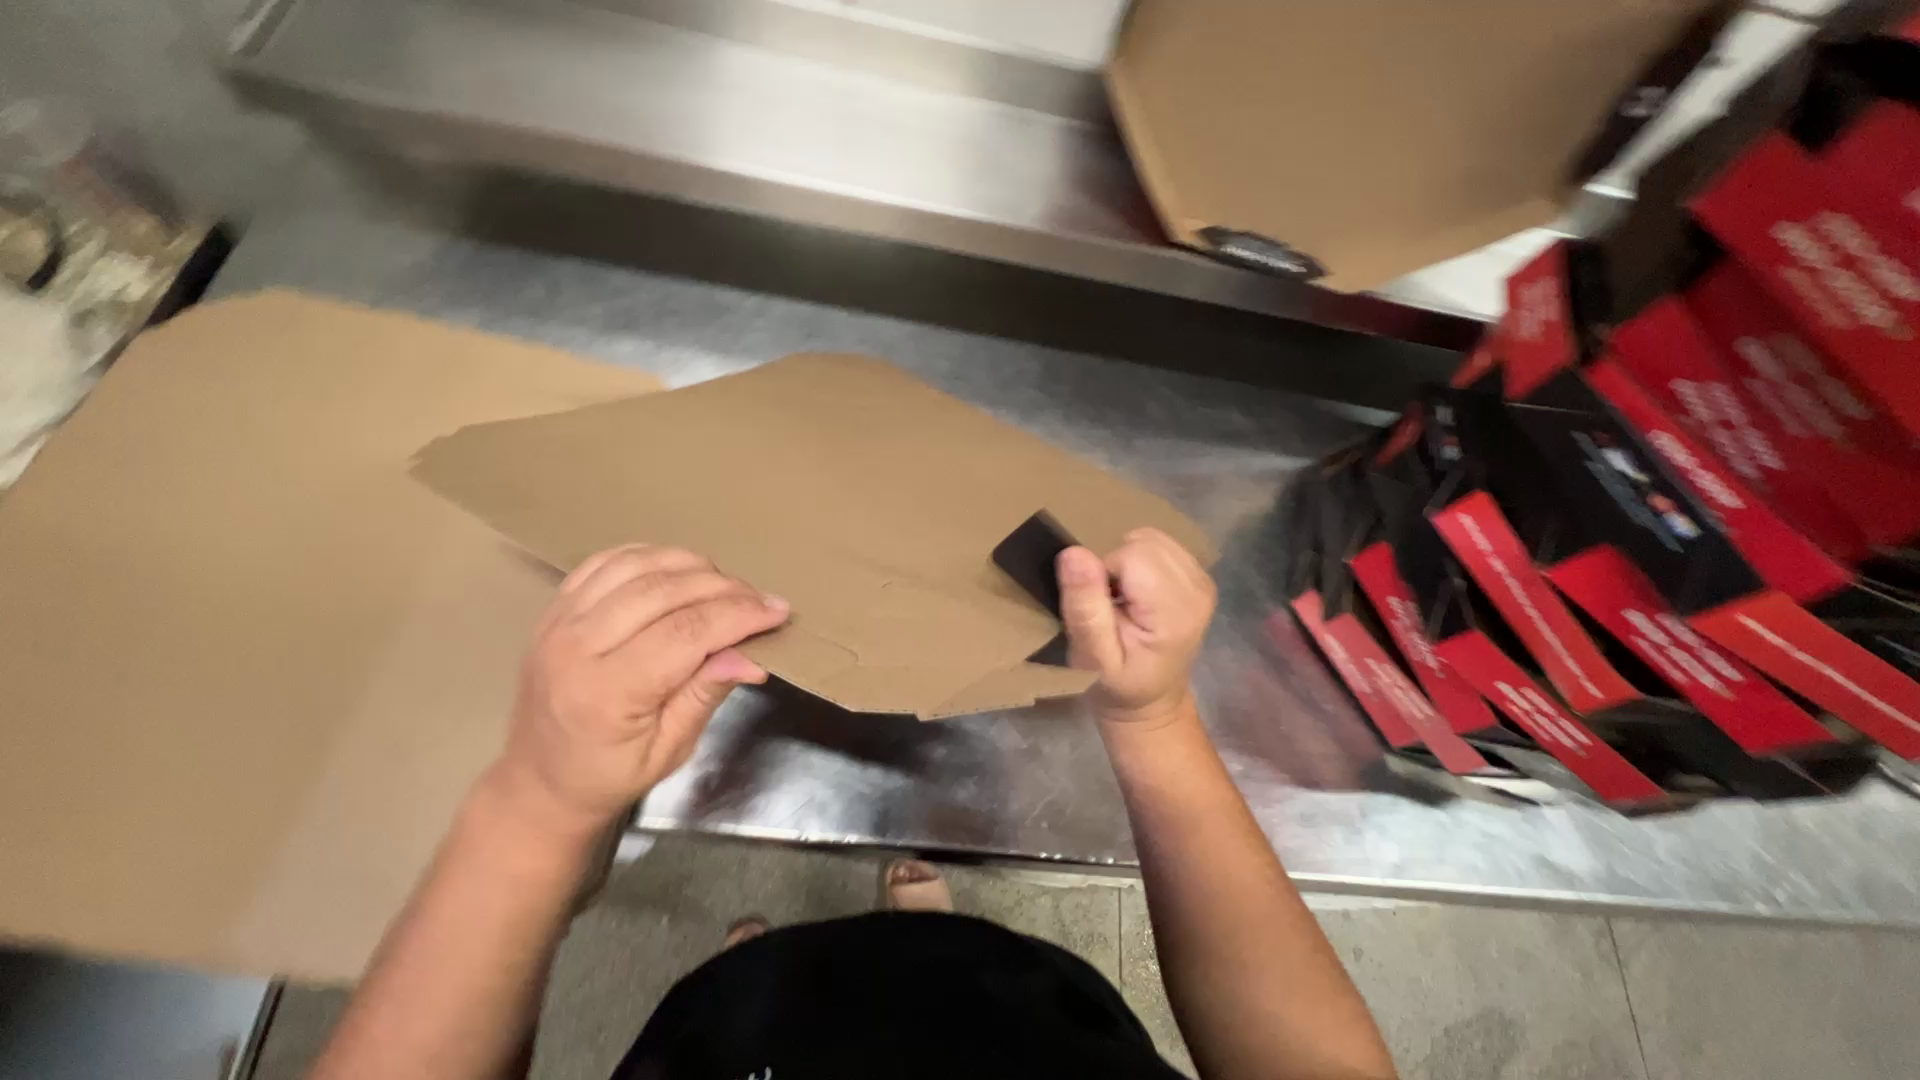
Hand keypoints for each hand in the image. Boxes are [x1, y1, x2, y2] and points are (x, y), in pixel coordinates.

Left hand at [484, 544, 789, 838]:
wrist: (538, 778)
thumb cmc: (609, 773)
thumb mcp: (670, 750)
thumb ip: (706, 693)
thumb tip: (752, 657)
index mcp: (606, 692)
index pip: (685, 633)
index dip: (738, 616)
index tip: (778, 611)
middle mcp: (576, 646)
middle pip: (664, 591)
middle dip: (724, 589)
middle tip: (762, 599)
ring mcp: (559, 620)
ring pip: (638, 566)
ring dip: (692, 566)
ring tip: (726, 587)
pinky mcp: (554, 607)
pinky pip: (608, 561)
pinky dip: (652, 557)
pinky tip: (681, 572)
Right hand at [1056, 527, 1215, 725]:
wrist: (1150, 701)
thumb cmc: (1117, 684)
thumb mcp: (1090, 656)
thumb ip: (1084, 607)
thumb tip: (1074, 553)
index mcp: (1176, 611)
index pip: (1130, 556)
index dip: (1104, 574)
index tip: (1104, 609)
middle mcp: (1197, 589)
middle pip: (1143, 543)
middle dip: (1116, 566)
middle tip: (1112, 605)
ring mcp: (1202, 581)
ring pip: (1151, 539)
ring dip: (1127, 562)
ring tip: (1123, 598)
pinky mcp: (1198, 576)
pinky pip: (1160, 545)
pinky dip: (1140, 561)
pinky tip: (1138, 592)